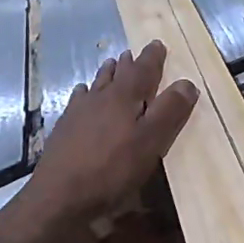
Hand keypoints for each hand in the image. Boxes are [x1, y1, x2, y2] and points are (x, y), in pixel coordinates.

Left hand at [21, 40, 198, 226]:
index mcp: (125, 97)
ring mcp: (78, 113)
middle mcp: (100, 98)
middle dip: (129, 63)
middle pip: (117, 75)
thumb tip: (187, 82)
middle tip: (134, 53)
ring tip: (111, 64)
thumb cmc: (111, 168)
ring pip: (96, 85)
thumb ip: (170, 111)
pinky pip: (78, 101)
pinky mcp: (63, 130)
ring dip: (107, 74)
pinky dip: (84, 93)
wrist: (57, 198)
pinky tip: (82, 95)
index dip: (152, 57)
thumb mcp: (151, 141)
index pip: (143, 70)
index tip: (157, 44)